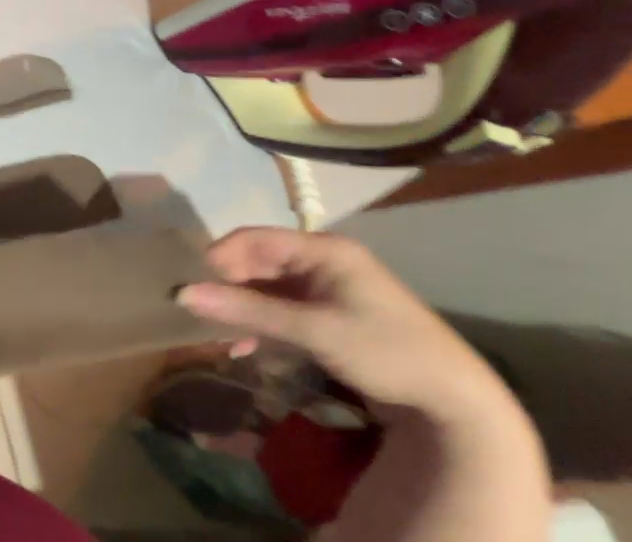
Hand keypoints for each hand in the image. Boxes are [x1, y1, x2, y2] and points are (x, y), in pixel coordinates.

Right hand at [177, 228, 510, 424]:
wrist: (457, 402)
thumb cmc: (386, 352)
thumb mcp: (313, 331)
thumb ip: (248, 310)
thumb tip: (182, 293)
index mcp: (325, 251)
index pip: (253, 238)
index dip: (220, 258)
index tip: (195, 287)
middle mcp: (324, 262)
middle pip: (258, 262)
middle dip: (228, 287)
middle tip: (202, 313)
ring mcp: (329, 289)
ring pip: (266, 288)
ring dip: (242, 309)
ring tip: (221, 334)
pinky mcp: (331, 315)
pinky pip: (282, 309)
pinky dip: (261, 324)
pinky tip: (246, 347)